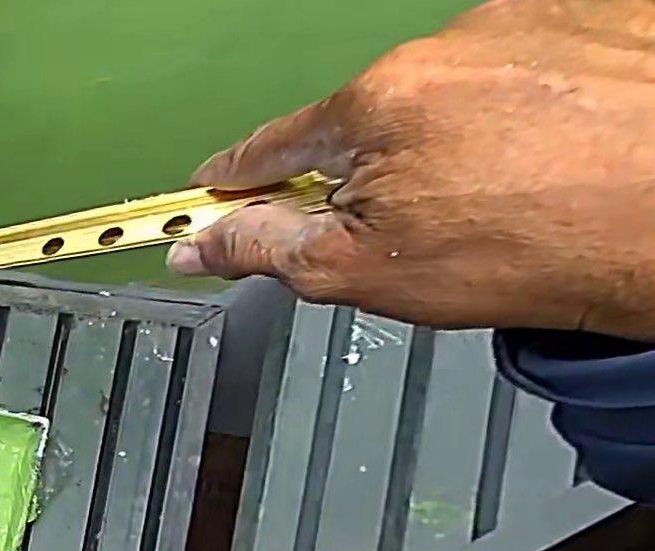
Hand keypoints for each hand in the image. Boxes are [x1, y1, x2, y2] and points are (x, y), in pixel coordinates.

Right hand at [168, 0, 654, 341]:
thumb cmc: (525, 250)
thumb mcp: (348, 268)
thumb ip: (257, 248)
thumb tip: (194, 245)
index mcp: (378, 100)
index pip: (261, 150)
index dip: (224, 188)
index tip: (208, 209)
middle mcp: (456, 39)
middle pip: (349, 122)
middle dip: (341, 171)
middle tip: (376, 224)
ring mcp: (544, 15)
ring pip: (431, 94)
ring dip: (424, 139)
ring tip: (474, 188)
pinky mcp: (613, 12)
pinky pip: (513, 68)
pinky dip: (502, 109)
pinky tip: (532, 150)